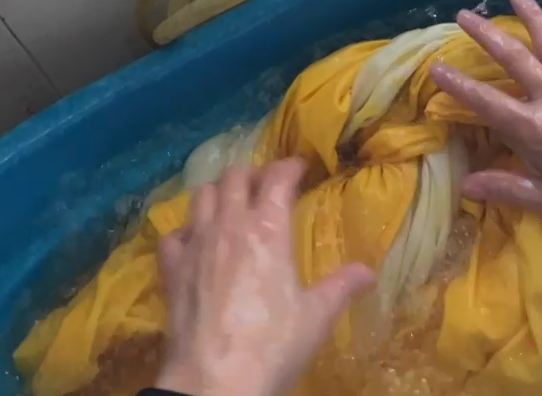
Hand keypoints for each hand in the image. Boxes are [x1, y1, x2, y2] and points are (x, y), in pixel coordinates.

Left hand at [155, 159, 373, 395]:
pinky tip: (194, 243)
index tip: (300, 168)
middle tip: (264, 186)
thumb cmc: (272, 344)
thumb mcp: (316, 317)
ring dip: (217, 192)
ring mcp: (197, 241)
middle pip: (235, 175)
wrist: (215, 380)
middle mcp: (230, 223)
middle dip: (252, 173)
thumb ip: (342, 287)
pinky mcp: (172, 266)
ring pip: (201, 193)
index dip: (290, 166)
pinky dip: (185, 231)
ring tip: (229, 204)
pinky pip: (173, 233)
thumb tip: (369, 271)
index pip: (278, 177)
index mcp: (268, 227)